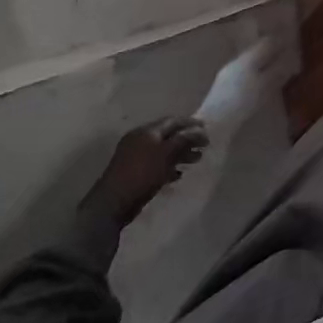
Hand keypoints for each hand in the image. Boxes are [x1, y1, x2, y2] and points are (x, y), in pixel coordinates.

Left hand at [79, 116, 208, 226]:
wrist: (115, 201)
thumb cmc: (143, 173)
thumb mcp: (166, 153)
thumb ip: (184, 140)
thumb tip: (200, 130)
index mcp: (146, 132)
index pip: (172, 121)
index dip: (190, 123)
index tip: (207, 128)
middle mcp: (140, 140)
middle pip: (169, 135)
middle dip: (188, 139)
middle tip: (205, 146)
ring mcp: (137, 157)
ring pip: (164, 150)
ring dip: (181, 153)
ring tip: (197, 160)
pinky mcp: (137, 172)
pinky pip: (158, 164)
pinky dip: (171, 166)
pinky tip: (179, 174)